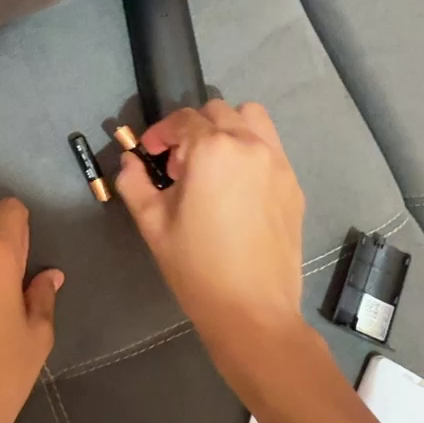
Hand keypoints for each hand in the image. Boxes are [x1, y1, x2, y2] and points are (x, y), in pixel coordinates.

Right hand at [113, 100, 306, 362]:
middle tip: (180, 165)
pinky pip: (270, 147)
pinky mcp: (293, 184)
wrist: (252, 311)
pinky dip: (251, 150)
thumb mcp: (153, 223)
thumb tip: (129, 161)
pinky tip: (238, 188)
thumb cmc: (196, 267)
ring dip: (228, 128)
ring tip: (214, 164)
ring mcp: (277, 163)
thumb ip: (135, 183)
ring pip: (252, 118)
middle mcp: (248, 144)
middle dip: (193, 130)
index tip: (150, 154)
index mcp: (212, 149)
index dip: (160, 133)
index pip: (182, 120)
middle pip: (217, 112)